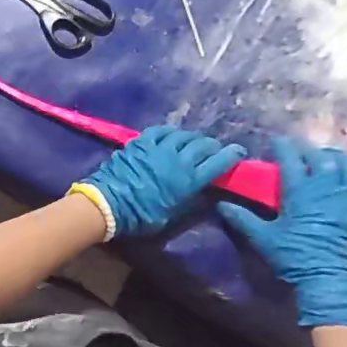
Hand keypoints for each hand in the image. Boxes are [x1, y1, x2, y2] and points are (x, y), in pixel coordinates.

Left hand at [72, 126, 246, 239]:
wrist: (108, 203)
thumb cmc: (141, 216)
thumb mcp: (173, 215)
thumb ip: (192, 201)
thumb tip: (206, 193)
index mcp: (190, 180)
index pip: (219, 162)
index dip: (232, 155)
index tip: (238, 152)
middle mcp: (179, 160)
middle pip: (203, 145)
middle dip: (213, 145)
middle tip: (213, 149)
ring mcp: (159, 148)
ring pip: (184, 134)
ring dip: (192, 137)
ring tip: (193, 141)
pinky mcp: (141, 142)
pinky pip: (160, 130)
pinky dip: (170, 131)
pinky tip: (171, 134)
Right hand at [217, 137, 346, 330]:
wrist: (333, 281)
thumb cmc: (294, 258)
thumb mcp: (263, 239)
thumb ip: (243, 219)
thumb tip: (221, 204)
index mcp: (300, 192)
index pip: (290, 159)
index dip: (283, 147)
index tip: (278, 140)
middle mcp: (329, 188)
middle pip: (321, 158)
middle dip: (310, 149)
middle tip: (303, 149)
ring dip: (341, 158)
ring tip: (334, 157)